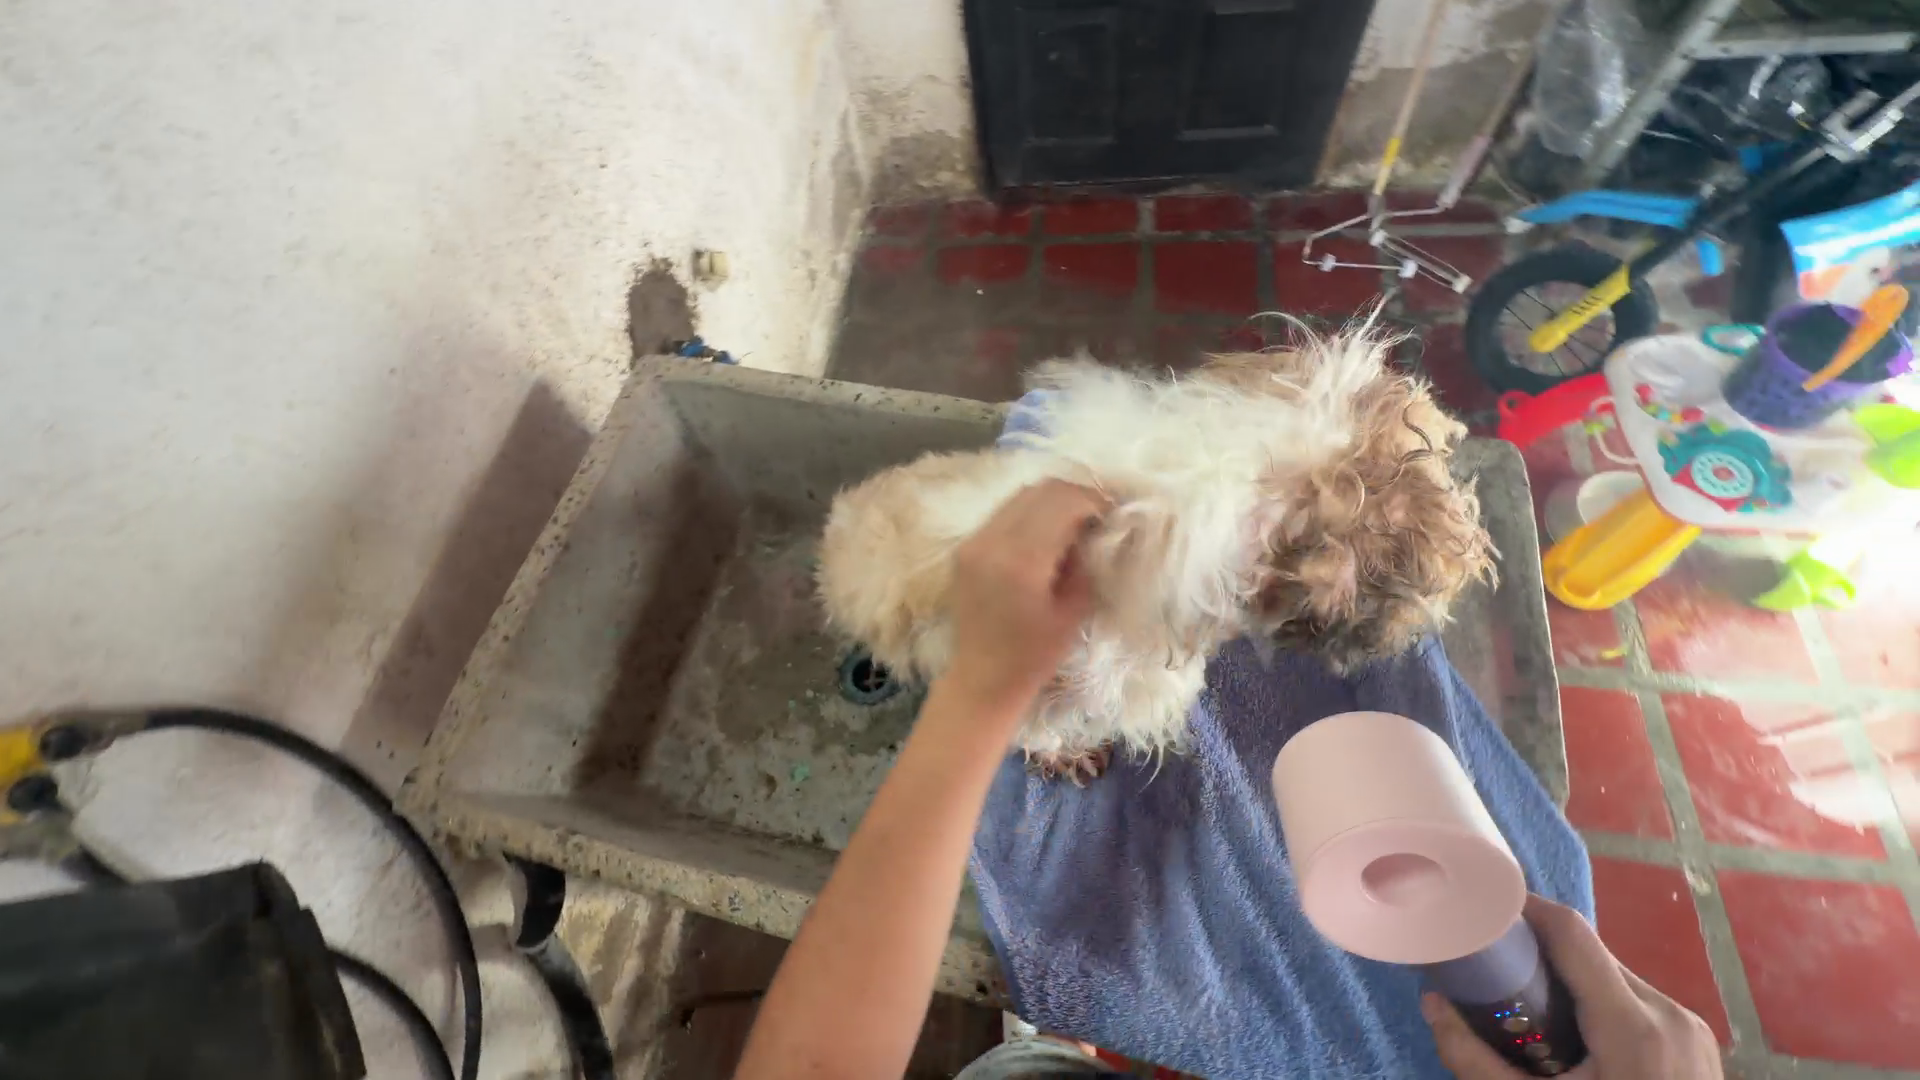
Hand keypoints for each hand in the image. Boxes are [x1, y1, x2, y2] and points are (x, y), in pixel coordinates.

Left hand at [940, 479, 1107, 714]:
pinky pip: (1003, 514)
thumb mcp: (1073, 609)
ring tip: (1075, 519)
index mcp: (1021, 560)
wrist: (982, 678)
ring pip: (1019, 496)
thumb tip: (1094, 527)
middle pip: (1040, 490)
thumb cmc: (1034, 655)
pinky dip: (1030, 513)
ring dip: (1051, 500)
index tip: (1113, 511)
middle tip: (1099, 511)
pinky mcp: (965, 548)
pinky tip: (1047, 531)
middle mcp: (991, 541)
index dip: (1093, 499)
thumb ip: (1084, 561)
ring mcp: (973, 542)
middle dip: (1075, 494)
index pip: (1062, 502)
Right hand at [1422, 895, 1721, 1078]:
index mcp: (1633, 1026)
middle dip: (1533, 948)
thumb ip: (1475, 1060)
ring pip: (1607, 970)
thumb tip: (1431, 1003)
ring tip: (1526, 1000)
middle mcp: (1667, 1013)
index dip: (1520, 905)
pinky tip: (1569, 1028)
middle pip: (1584, 949)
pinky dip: (1590, 996)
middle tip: (1490, 965)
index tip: (1477, 908)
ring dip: (1562, 973)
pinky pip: (1629, 994)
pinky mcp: (1695, 1041)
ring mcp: (1689, 1027)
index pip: (1569, 929)